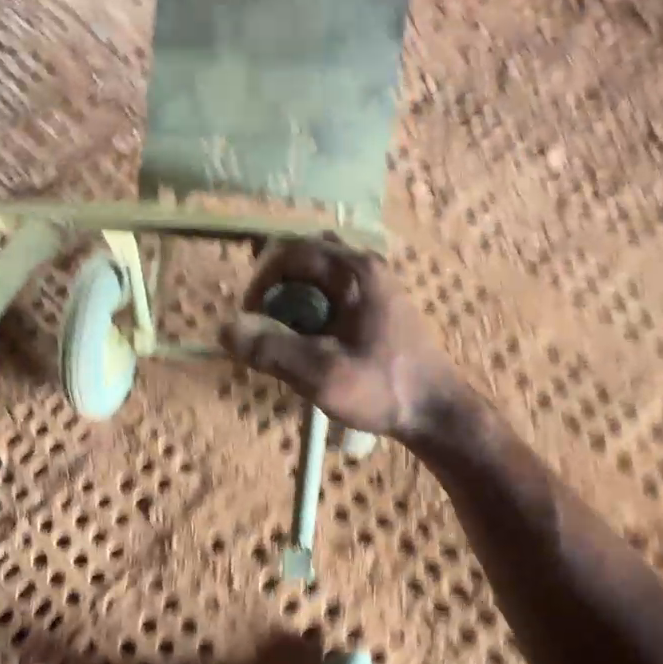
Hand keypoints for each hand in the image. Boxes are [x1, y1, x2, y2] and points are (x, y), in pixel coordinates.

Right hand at [220, 239, 466, 440]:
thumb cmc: (382, 390)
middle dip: (276, 287)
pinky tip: (311, 343)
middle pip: (304, 257)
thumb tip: (225, 328)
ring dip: (294, 298)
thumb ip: (271, 348)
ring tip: (286, 335)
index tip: (250, 319)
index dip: (260, 281)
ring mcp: (376, 285)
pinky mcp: (379, 307)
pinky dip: (313, 309)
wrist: (437, 412)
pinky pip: (333, 292)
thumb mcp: (320, 373)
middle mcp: (366, 267)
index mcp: (354, 272)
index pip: (290, 251)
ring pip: (319, 276)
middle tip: (266, 324)